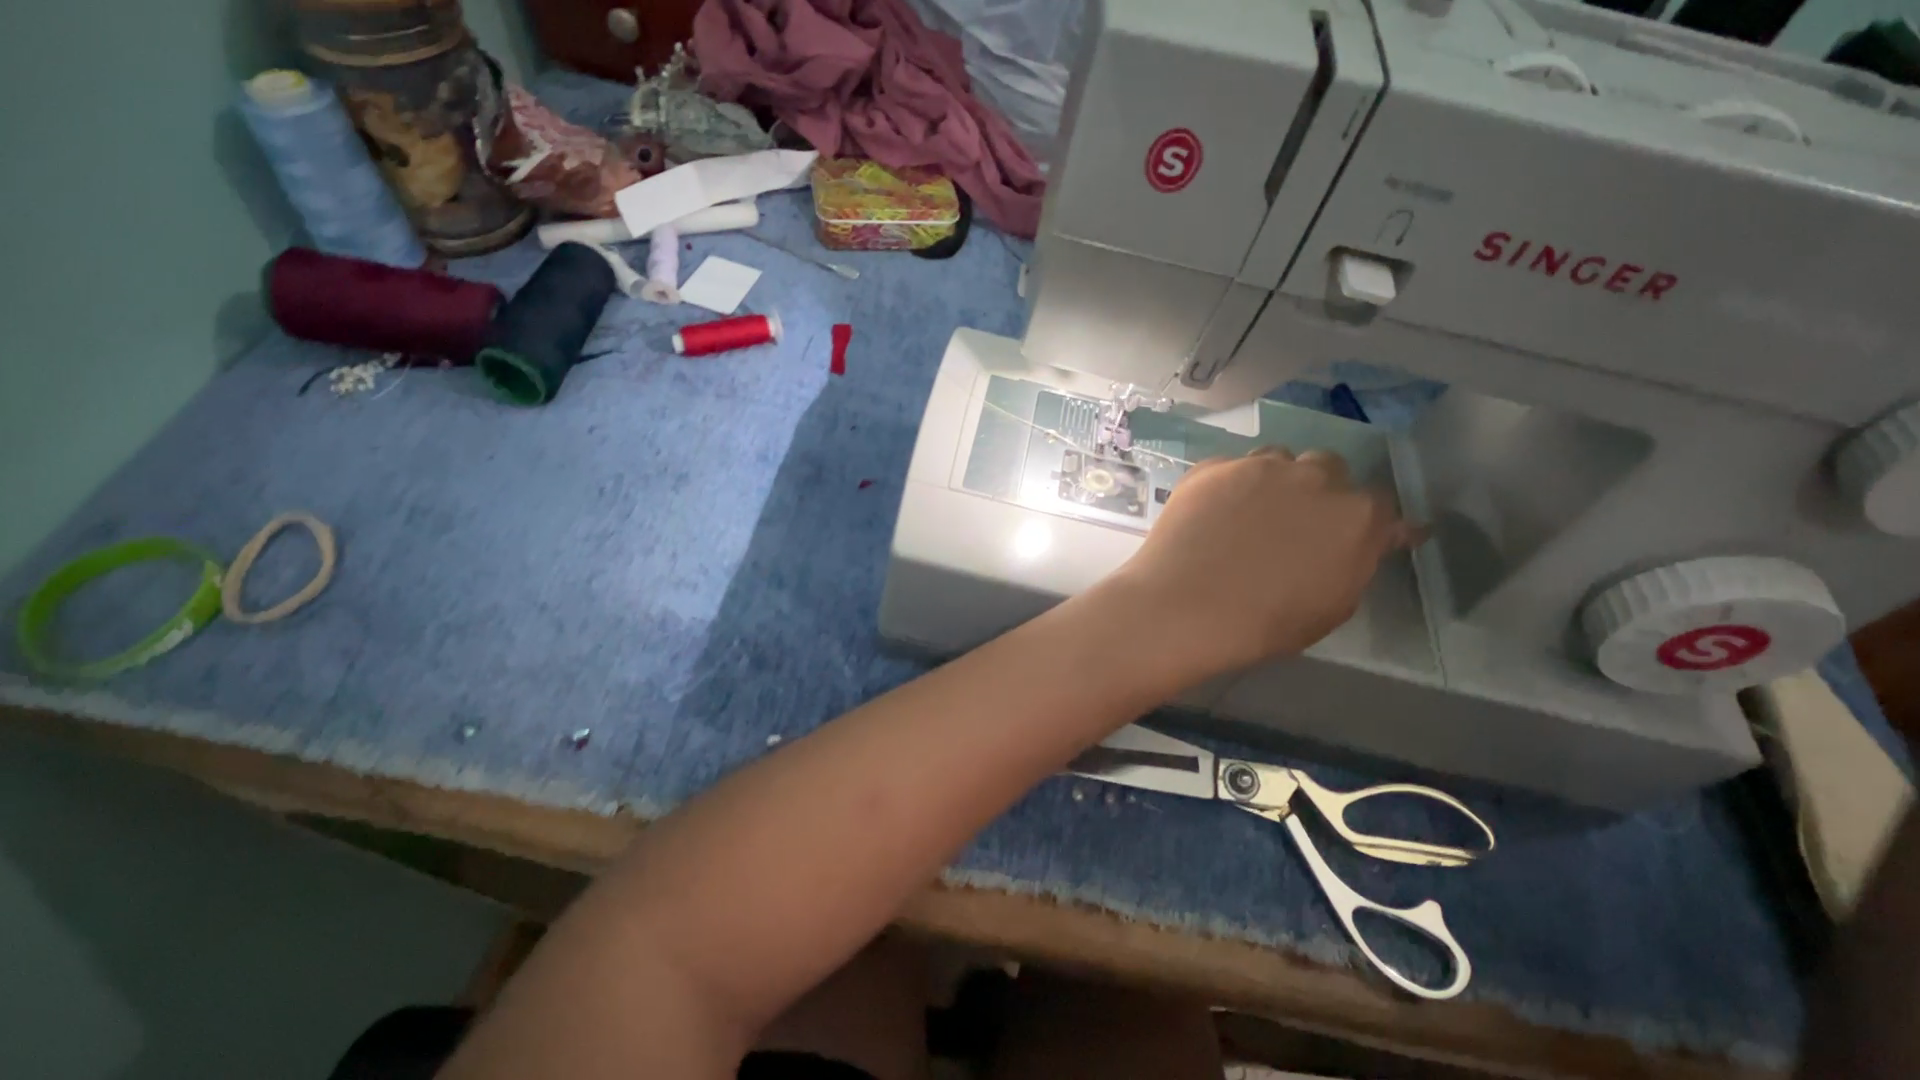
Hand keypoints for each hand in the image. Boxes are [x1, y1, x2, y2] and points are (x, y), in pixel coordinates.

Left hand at [1105, 446, 1416, 684]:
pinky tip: (1214, 514)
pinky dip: (1231, 486)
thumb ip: (1358, 561)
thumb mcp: (1333, 606)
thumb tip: (1377, 538)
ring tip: (1252, 515)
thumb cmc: (1267, 622)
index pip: (1379, 504)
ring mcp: (1260, 466)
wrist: (1185, 607)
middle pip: (1329, 469)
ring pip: (1279, 460)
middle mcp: (1313, 477)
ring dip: (1276, 481)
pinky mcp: (1213, 466)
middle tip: (1297, 525)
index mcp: (1356, 515)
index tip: (1357, 535)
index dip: (1366, 521)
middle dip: (1321, 491)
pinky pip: (1232, 468)